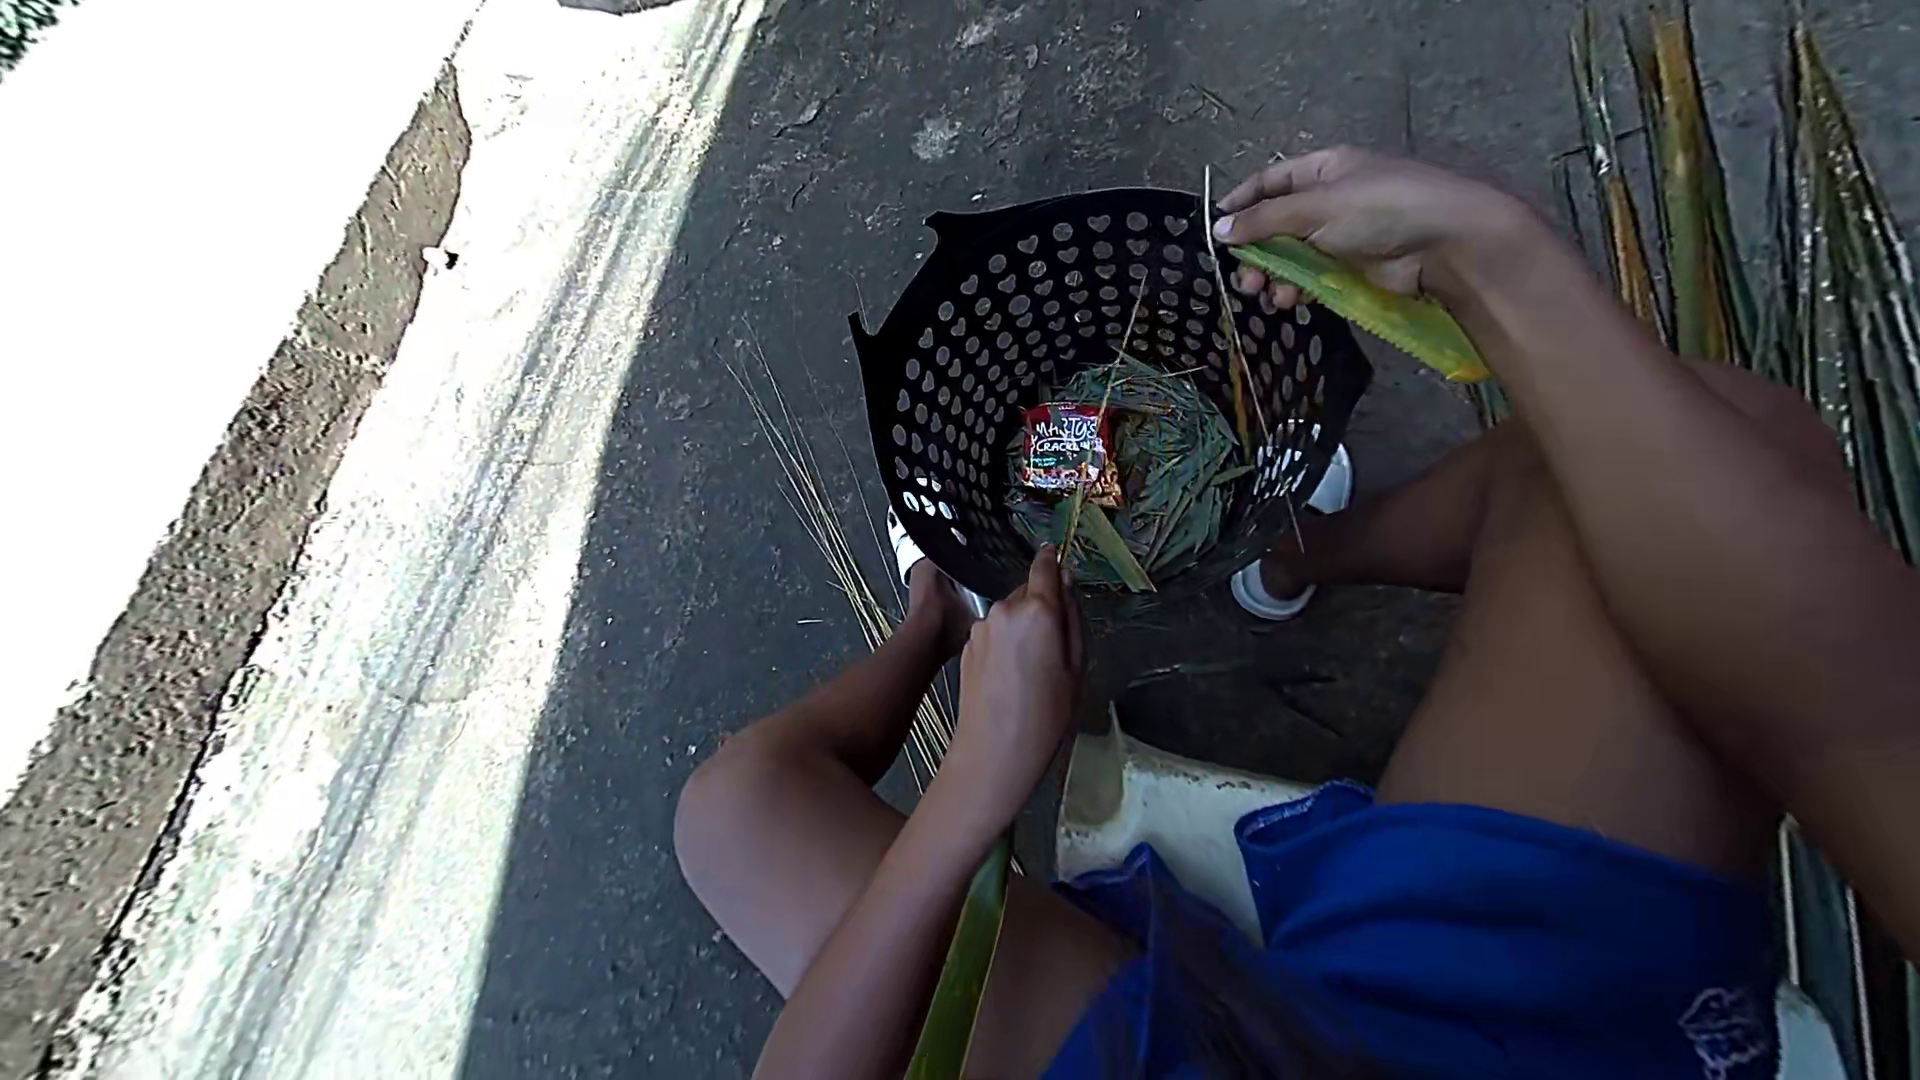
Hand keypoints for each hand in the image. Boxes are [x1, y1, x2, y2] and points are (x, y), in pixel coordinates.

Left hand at [945, 546, 1083, 825]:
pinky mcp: (968, 645)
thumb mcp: (1076, 668)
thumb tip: (1064, 589)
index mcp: (1037, 611)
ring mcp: (981, 627)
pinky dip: (1005, 642)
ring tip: (1032, 668)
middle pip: (1027, 593)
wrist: (994, 751)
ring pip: (1009, 614)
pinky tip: (1009, 675)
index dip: (1052, 559)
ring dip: (1022, 626)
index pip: (1044, 568)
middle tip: (1055, 645)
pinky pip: (994, 632)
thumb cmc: (1046, 715)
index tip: (1055, 554)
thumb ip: (1071, 620)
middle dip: (1041, 607)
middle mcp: (1004, 609)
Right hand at [1213, 147, 1547, 309]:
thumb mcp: (1316, 207)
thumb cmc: (1381, 210)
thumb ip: (1264, 220)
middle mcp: (1327, 200)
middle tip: (1246, 279)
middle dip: (1254, 254)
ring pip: (1285, 258)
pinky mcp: (1344, 267)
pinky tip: (1290, 300)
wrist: (1443, 244)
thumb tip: (1217, 229)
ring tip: (1269, 294)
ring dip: (1271, 277)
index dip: (1240, 202)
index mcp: (1323, 170)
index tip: (1215, 229)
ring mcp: (1336, 235)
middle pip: (1272, 227)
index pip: (1269, 181)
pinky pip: (1304, 277)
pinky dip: (1292, 289)